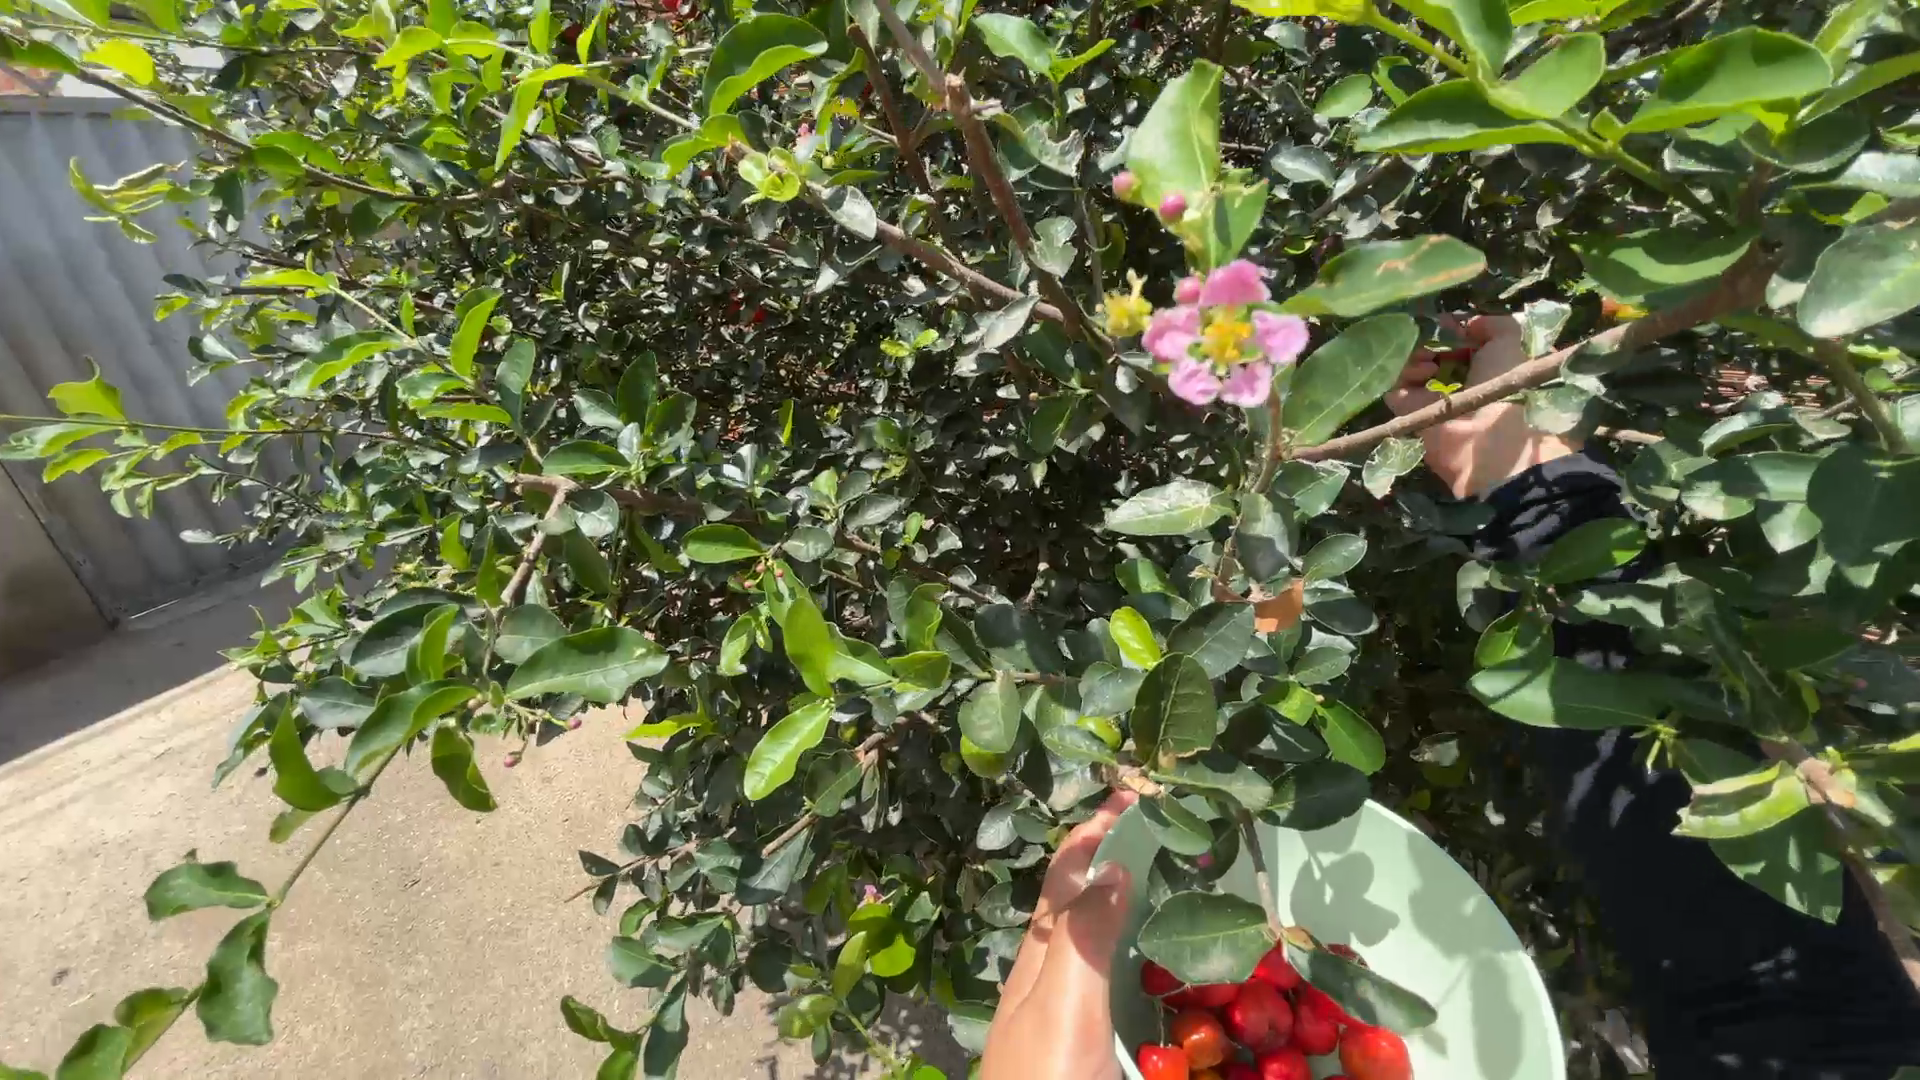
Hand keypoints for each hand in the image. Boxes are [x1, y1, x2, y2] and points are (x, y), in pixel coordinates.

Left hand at [982, 790, 1138, 1079]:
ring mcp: (1061, 1010)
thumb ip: (1084, 940)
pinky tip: (1149, 962)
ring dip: (1118, 898)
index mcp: (1043, 954)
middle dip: (1110, 854)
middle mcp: (1048, 974)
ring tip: (1163, 880)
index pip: (1067, 871)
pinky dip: (1125, 950)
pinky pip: (1104, 979)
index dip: (1095, 827)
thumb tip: (1111, 865)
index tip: (1134, 794)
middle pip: (1076, 896)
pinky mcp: (1078, 1044)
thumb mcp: (1063, 1010)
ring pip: (1089, 935)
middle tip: (1160, 833)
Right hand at [1384, 313, 1581, 498]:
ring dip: (1416, 360)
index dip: (1452, 333)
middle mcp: (1457, 383)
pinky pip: (1396, 389)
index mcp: (1483, 367)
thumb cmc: (1504, 385)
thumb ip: (1493, 325)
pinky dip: (1403, 379)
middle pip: (1431, 354)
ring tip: (1427, 365)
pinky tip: (1418, 377)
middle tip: (1434, 347)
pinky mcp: (1409, 414)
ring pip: (1411, 369)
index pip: (1458, 343)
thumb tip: (1467, 322)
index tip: (1448, 327)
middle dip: (1431, 345)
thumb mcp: (1510, 344)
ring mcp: (1431, 399)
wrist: (1486, 436)